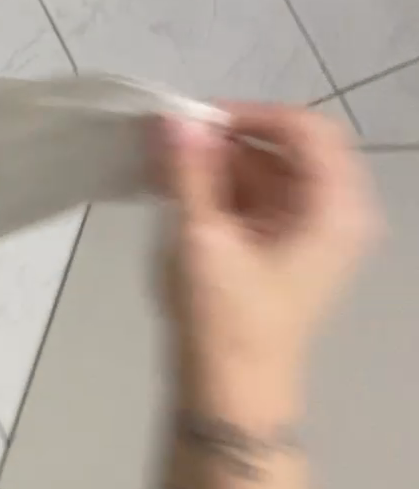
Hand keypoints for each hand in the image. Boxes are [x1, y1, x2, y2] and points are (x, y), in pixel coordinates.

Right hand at [154, 105, 377, 428]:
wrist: (230, 374)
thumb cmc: (223, 308)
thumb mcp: (200, 235)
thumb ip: (189, 173)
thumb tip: (173, 118)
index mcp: (333, 207)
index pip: (305, 129)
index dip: (245, 114)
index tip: (182, 122)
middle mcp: (331, 209)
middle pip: (284, 145)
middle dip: (221, 136)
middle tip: (159, 144)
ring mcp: (305, 224)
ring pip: (261, 166)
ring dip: (210, 159)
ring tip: (155, 167)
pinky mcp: (276, 237)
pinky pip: (249, 190)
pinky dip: (211, 180)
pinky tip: (168, 187)